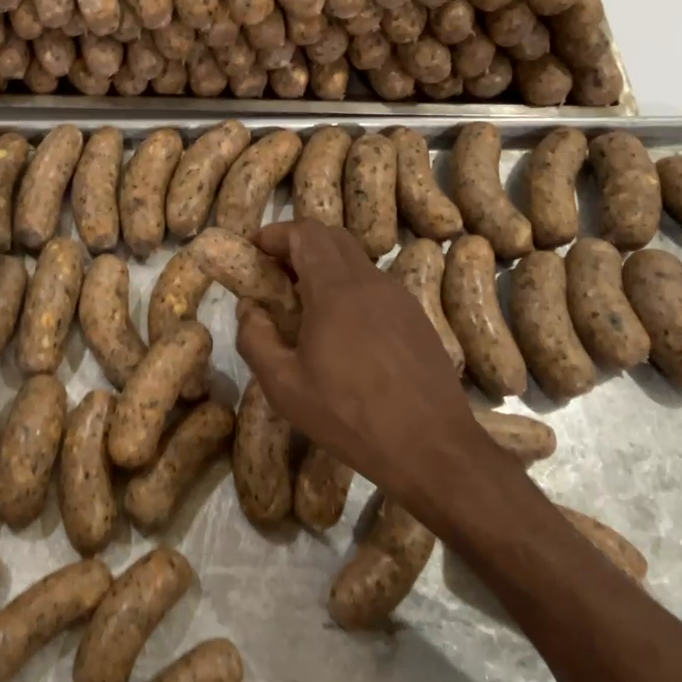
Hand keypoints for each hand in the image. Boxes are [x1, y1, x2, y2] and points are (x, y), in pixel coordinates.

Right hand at [234, 220, 478, 499]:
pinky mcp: (418, 319)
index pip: (305, 232)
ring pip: (356, 262)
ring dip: (324, 269)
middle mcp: (371, 282)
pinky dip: (349, 290)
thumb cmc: (349, 417)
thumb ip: (255, 339)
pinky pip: (376, 287)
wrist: (432, 449)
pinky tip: (340, 332)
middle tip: (273, 276)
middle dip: (298, 246)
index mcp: (336, 290)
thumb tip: (249, 309)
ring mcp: (401, 299)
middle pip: (332, 237)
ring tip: (302, 307)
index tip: (253, 251)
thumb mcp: (283, 386)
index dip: (275, 233)